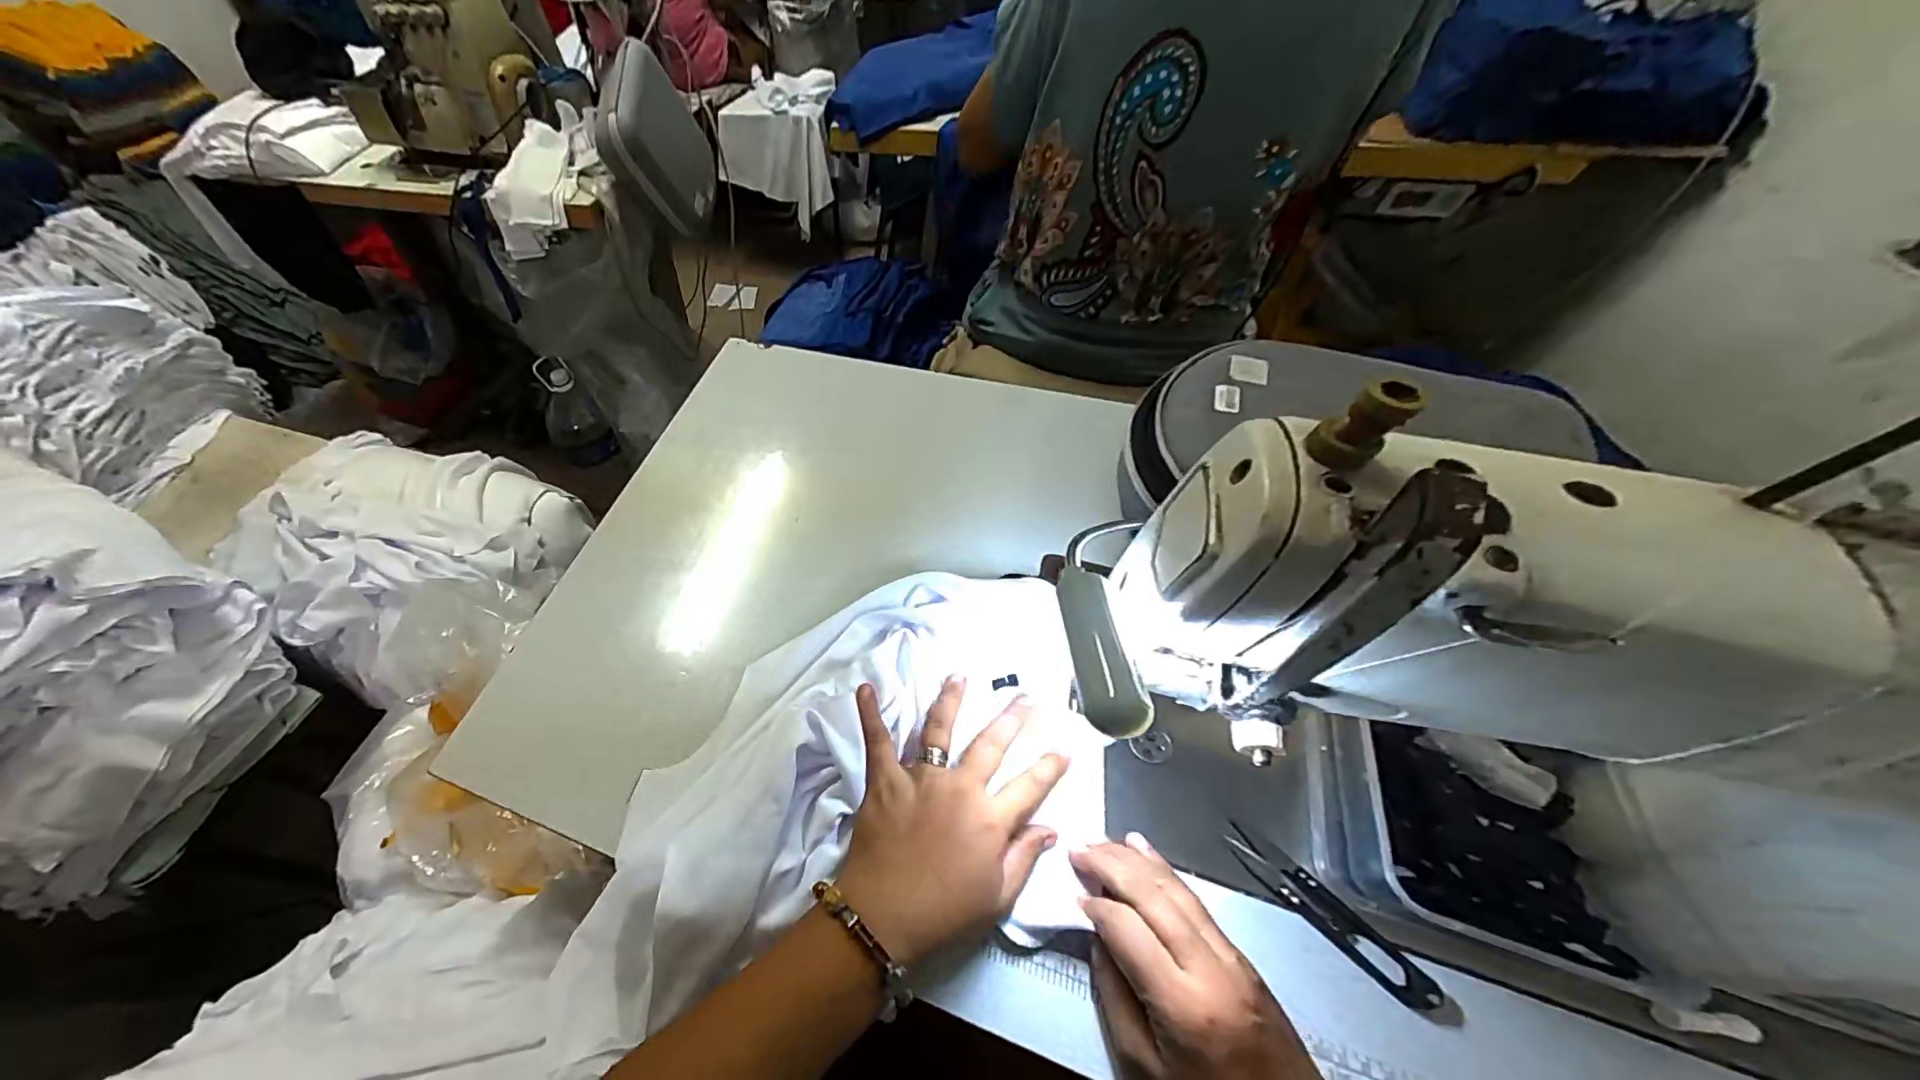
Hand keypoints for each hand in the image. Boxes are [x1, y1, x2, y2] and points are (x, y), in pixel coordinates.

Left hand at [835, 677, 1068, 966]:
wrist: (881, 919)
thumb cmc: (943, 913)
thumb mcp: (996, 897)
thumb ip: (1024, 857)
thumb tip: (1049, 829)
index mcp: (990, 818)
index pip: (1030, 786)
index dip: (1050, 768)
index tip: (1063, 750)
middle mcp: (960, 788)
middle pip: (990, 744)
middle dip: (1010, 718)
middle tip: (1023, 697)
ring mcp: (921, 780)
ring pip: (938, 730)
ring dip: (950, 700)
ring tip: (958, 677)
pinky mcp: (885, 782)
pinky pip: (878, 742)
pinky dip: (870, 715)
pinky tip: (866, 689)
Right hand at [1072, 835, 1319, 1079]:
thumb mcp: (1144, 1064)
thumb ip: (1115, 998)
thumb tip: (1098, 939)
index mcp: (1181, 1002)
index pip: (1128, 929)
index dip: (1098, 905)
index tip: (1075, 893)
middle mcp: (1209, 967)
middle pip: (1154, 897)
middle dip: (1113, 865)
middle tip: (1081, 847)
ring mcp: (1230, 955)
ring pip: (1178, 890)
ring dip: (1139, 860)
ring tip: (1107, 842)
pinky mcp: (1241, 953)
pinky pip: (1197, 901)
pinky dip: (1167, 872)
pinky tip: (1148, 855)